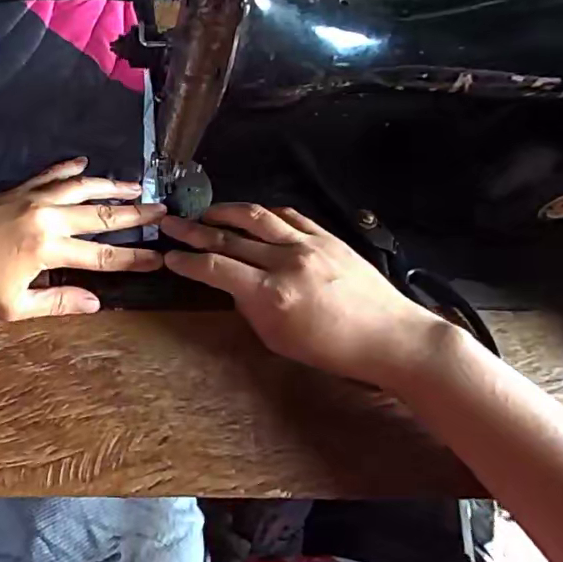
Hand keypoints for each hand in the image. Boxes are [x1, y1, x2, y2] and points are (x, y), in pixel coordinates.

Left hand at [0, 157, 164, 319]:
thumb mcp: (13, 305)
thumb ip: (56, 302)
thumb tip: (96, 303)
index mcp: (48, 249)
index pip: (101, 256)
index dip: (133, 259)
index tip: (158, 257)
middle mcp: (47, 218)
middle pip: (100, 215)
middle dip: (134, 215)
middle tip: (161, 210)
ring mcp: (32, 198)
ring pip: (80, 188)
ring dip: (111, 185)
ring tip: (136, 185)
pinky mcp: (17, 189)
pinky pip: (49, 174)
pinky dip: (68, 168)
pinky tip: (84, 163)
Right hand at [161, 203, 450, 385]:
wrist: (392, 337)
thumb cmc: (332, 350)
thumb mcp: (278, 339)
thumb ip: (249, 307)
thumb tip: (233, 284)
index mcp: (270, 294)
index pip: (215, 268)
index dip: (187, 261)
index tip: (170, 257)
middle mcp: (285, 262)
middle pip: (227, 238)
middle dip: (192, 231)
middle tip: (170, 223)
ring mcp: (307, 244)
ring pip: (255, 217)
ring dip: (223, 211)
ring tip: (205, 213)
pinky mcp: (327, 236)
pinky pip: (288, 215)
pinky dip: (263, 213)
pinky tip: (250, 215)